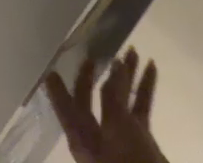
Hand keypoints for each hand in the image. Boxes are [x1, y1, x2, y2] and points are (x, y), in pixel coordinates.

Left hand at [44, 49, 167, 162]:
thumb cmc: (126, 161)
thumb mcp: (116, 128)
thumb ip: (113, 96)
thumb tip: (115, 65)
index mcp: (83, 138)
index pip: (66, 109)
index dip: (58, 91)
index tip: (51, 72)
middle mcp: (97, 136)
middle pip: (92, 101)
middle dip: (95, 77)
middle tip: (95, 54)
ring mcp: (119, 137)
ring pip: (119, 99)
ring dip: (126, 75)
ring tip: (132, 50)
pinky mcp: (139, 139)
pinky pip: (139, 107)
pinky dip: (144, 87)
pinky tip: (151, 68)